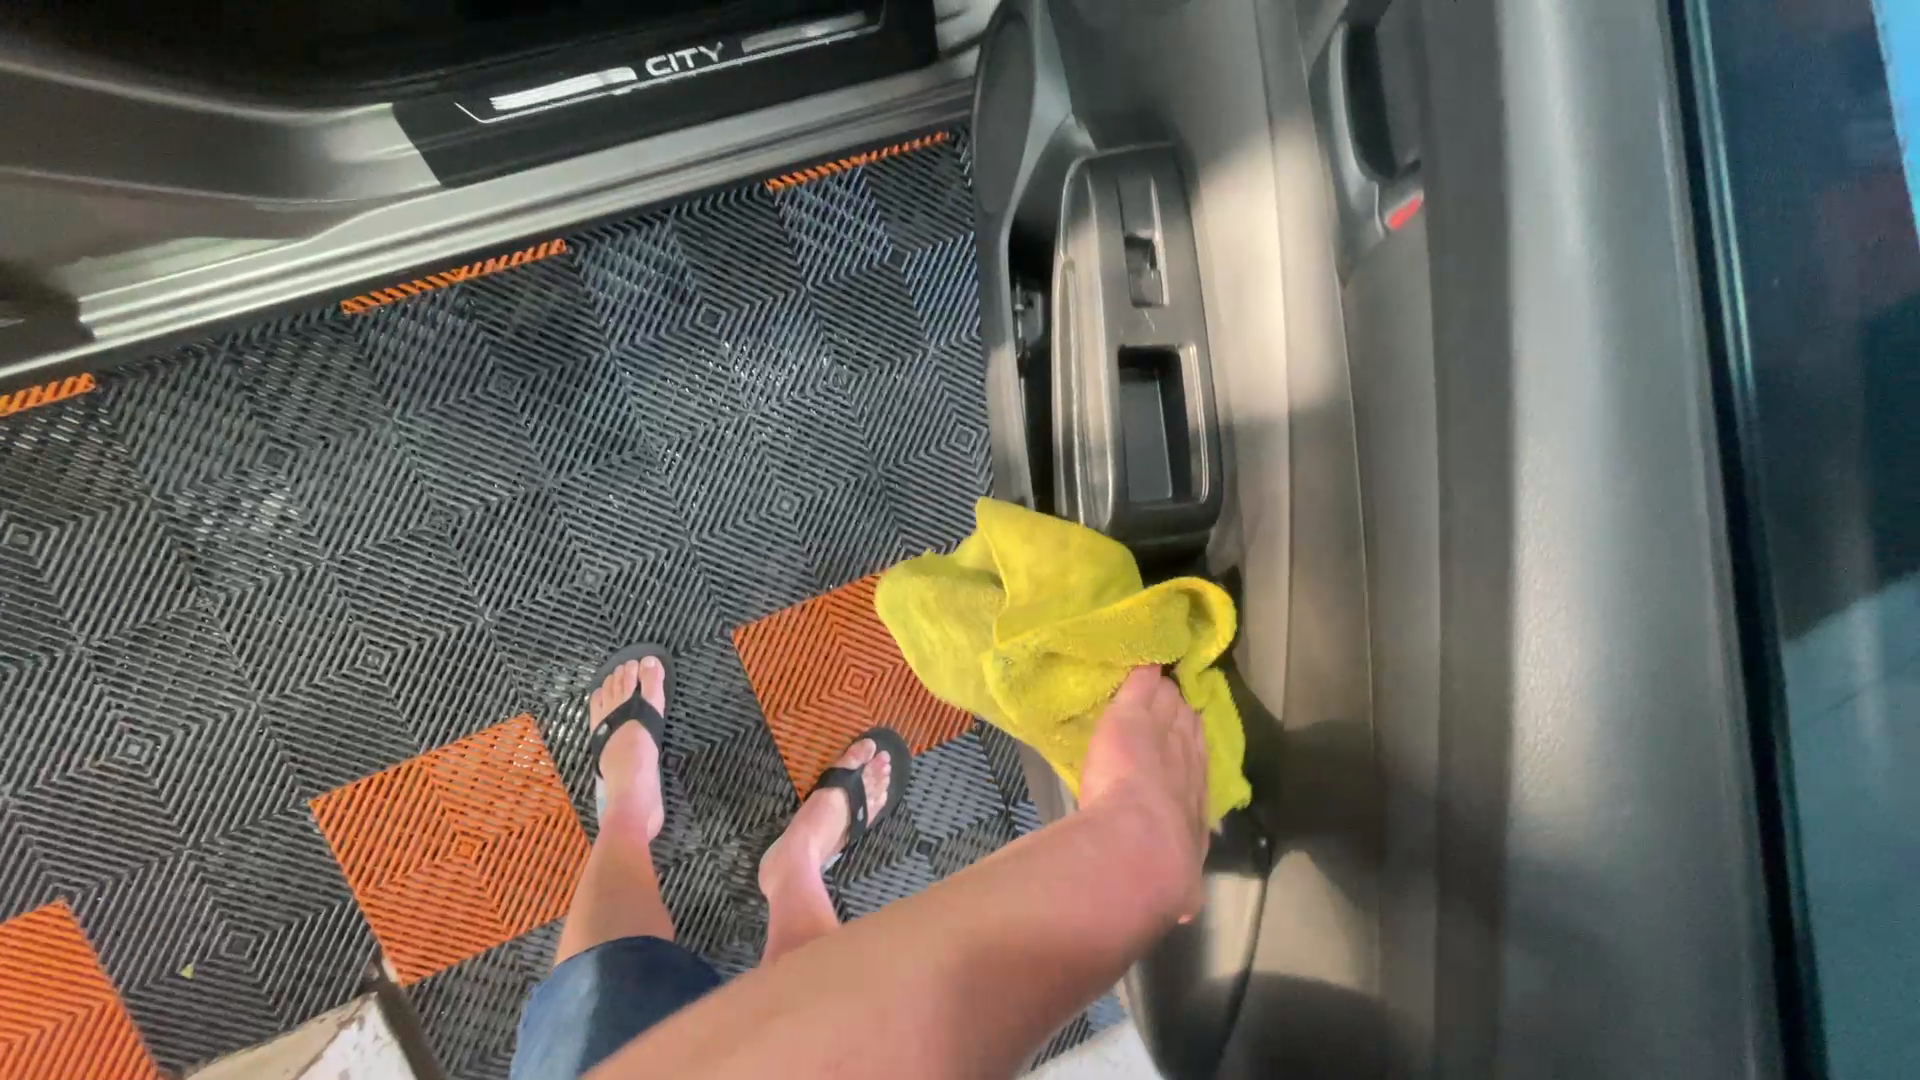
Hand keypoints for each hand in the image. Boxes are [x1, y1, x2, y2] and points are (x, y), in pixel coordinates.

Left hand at [1078, 666, 1208, 919]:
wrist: (1142, 846)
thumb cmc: (1159, 871)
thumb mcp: (1180, 891)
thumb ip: (1184, 892)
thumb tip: (1188, 907)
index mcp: (1190, 809)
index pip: (1195, 773)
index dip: (1193, 755)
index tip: (1193, 743)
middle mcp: (1181, 769)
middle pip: (1185, 735)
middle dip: (1183, 720)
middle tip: (1182, 703)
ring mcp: (1158, 738)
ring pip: (1165, 709)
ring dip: (1163, 696)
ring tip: (1162, 682)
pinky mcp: (1131, 717)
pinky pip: (1139, 689)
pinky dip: (1141, 676)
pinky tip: (1143, 664)